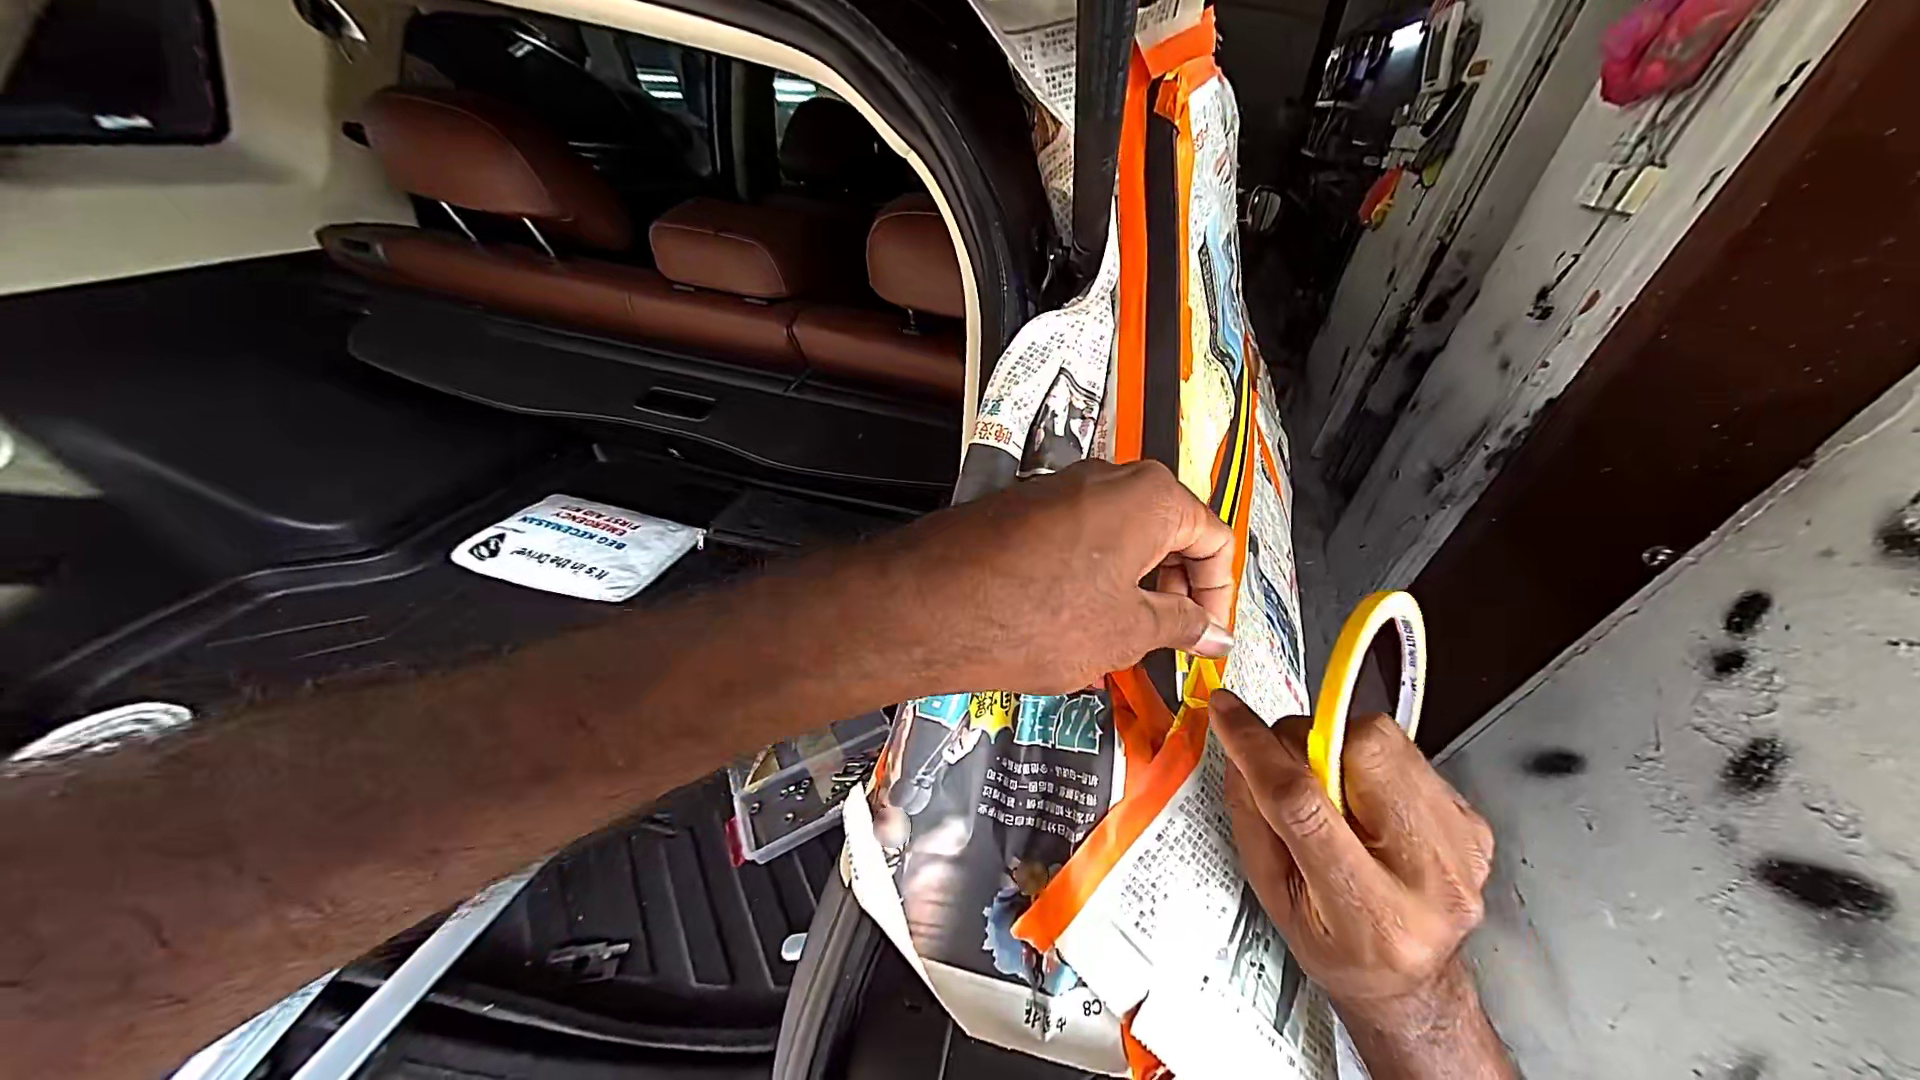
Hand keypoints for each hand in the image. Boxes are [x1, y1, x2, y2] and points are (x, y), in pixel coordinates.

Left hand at [870, 459, 1233, 694]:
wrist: (931, 605)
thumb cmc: (1034, 614)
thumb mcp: (1126, 630)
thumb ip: (1181, 625)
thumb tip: (1212, 631)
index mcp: (1149, 496)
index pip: (1213, 539)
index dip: (1218, 595)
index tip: (1206, 634)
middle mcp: (1106, 478)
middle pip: (1166, 534)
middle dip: (1173, 591)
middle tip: (1165, 641)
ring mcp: (1059, 489)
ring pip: (1119, 540)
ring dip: (1129, 589)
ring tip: (1116, 639)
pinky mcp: (1023, 509)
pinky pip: (1078, 541)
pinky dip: (1090, 579)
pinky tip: (1073, 621)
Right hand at [1211, 691, 1510, 1079]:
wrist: (1411, 981)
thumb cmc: (1334, 943)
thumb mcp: (1271, 891)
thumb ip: (1251, 814)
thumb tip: (1238, 745)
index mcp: (1370, 914)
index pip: (1303, 805)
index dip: (1256, 748)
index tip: (1227, 712)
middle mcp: (1429, 880)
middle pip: (1361, 753)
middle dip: (1305, 739)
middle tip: (1287, 762)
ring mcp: (1460, 848)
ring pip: (1383, 740)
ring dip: (1335, 745)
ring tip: (1328, 787)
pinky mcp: (1471, 822)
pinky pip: (1404, 752)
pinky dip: (1365, 758)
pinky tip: (1361, 797)